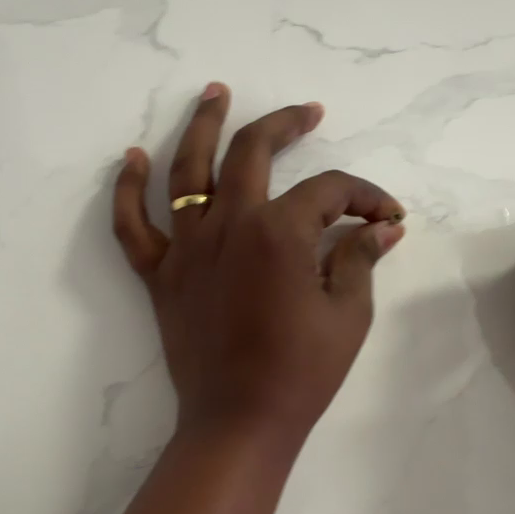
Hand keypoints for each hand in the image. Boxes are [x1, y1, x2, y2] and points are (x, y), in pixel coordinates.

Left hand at [113, 84, 406, 444]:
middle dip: (285, 124)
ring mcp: (187, 247)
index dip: (365, 197)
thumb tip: (383, 228)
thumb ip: (360, 259)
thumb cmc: (302, 372)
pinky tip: (132, 157)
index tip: (387, 217)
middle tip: (307, 114)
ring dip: (202, 124)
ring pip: (187, 169)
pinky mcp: (159, 275)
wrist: (240, 420)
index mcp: (281, 232)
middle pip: (252, 152)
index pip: (329, 192)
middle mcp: (229, 224)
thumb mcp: (347, 315)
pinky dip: (127, 190)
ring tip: (215, 92)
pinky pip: (132, 225)